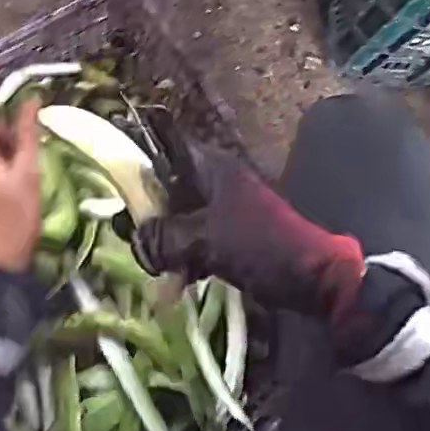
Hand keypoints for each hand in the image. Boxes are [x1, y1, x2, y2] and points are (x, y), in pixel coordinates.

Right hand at [135, 145, 363, 317]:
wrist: (315, 278)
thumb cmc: (261, 245)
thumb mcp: (207, 239)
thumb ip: (166, 237)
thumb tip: (136, 240)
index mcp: (212, 167)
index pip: (167, 146)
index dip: (140, 156)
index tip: (114, 176)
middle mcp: (215, 180)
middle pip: (168, 186)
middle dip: (147, 210)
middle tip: (125, 232)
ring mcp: (223, 209)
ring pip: (180, 215)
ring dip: (163, 239)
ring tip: (147, 264)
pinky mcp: (229, 236)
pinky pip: (194, 239)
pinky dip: (182, 257)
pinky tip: (172, 284)